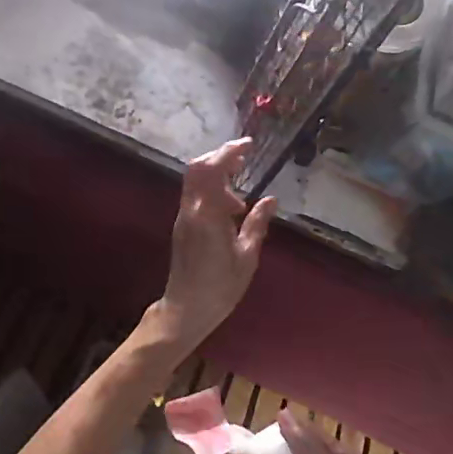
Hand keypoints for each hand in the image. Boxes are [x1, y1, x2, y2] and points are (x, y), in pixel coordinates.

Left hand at [157, 137, 277, 348]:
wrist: (186, 307)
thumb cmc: (221, 286)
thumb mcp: (247, 256)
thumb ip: (257, 224)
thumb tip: (270, 199)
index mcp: (207, 215)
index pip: (212, 170)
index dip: (229, 153)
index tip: (249, 146)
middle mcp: (190, 210)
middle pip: (197, 168)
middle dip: (220, 156)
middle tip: (244, 156)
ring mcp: (183, 217)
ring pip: (193, 181)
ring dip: (216, 174)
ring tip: (241, 191)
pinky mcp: (182, 225)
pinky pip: (194, 195)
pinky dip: (211, 190)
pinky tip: (231, 207)